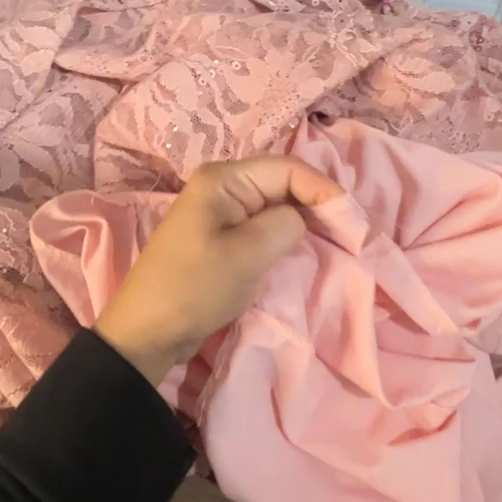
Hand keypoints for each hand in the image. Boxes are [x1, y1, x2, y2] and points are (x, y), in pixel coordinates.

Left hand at [94, 156, 342, 384]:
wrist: (147, 331)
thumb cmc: (195, 287)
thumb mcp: (248, 254)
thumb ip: (286, 224)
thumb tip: (302, 217)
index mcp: (224, 178)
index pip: (288, 169)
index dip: (324, 191)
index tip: (354, 223)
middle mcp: (223, 184)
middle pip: (284, 182)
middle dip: (318, 204)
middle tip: (352, 234)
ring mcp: (220, 210)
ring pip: (276, 203)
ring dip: (305, 220)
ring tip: (337, 241)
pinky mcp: (221, 235)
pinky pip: (263, 223)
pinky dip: (287, 233)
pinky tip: (305, 249)